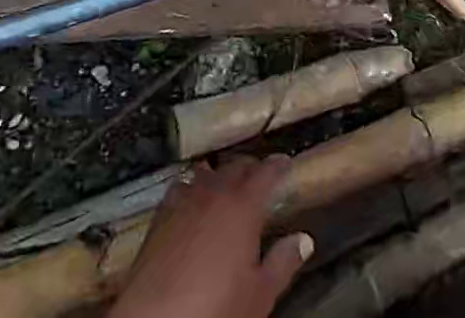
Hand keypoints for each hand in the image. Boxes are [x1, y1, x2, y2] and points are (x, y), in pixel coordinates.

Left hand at [108, 156, 311, 317]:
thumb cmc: (215, 308)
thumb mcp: (259, 293)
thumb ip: (283, 262)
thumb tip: (303, 239)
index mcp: (242, 206)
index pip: (265, 173)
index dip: (277, 165)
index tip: (285, 162)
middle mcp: (213, 193)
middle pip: (235, 166)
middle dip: (250, 167)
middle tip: (261, 175)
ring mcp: (184, 200)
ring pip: (207, 172)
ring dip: (220, 174)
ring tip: (228, 183)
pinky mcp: (160, 214)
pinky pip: (181, 186)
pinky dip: (193, 186)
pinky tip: (193, 199)